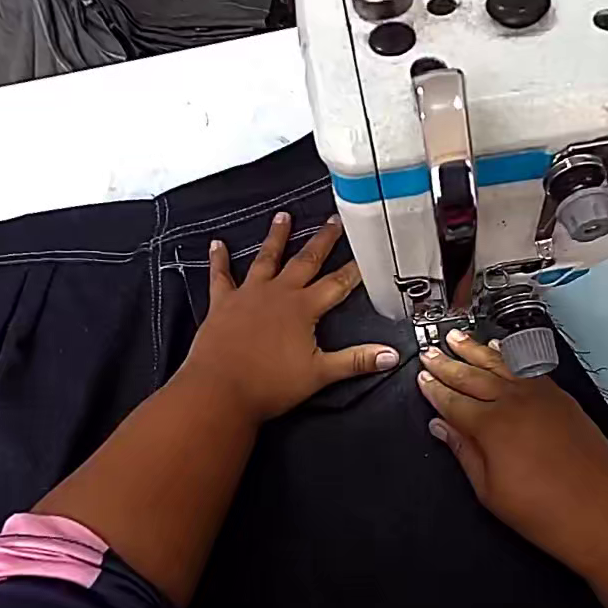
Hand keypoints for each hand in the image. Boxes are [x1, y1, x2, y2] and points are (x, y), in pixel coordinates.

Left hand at [176, 211, 400, 421]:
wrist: (219, 391)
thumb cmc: (269, 384)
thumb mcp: (320, 374)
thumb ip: (356, 361)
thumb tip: (390, 355)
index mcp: (303, 308)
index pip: (337, 283)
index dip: (354, 269)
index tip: (367, 254)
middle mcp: (277, 293)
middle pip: (306, 260)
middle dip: (322, 240)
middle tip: (333, 221)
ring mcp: (248, 295)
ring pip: (266, 258)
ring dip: (277, 237)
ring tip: (284, 217)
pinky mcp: (222, 303)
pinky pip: (221, 275)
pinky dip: (219, 259)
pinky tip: (217, 244)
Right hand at [418, 330, 607, 558]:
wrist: (604, 512)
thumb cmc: (551, 510)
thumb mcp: (490, 491)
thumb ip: (463, 452)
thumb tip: (443, 429)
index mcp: (491, 425)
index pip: (452, 401)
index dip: (434, 389)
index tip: (422, 379)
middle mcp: (514, 402)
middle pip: (471, 375)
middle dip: (447, 363)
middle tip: (430, 352)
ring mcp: (540, 395)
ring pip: (499, 363)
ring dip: (474, 349)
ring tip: (457, 338)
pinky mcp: (560, 397)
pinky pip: (526, 367)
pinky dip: (509, 356)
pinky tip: (499, 350)